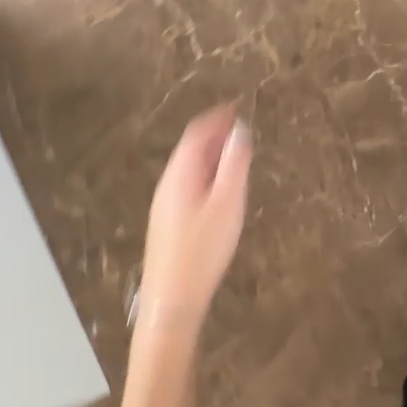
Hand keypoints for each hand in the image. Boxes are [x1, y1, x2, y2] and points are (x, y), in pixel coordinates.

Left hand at [136, 105, 251, 338]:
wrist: (173, 299)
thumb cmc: (204, 249)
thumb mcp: (228, 203)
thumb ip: (235, 165)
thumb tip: (240, 130)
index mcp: (180, 175)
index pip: (196, 134)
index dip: (215, 118)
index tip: (236, 106)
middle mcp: (168, 185)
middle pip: (190, 149)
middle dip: (215, 134)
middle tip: (240, 127)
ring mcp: (165, 205)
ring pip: (189, 168)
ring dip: (211, 154)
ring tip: (236, 152)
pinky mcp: (169, 222)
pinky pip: (188, 184)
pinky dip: (207, 172)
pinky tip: (221, 186)